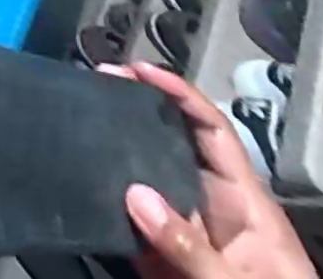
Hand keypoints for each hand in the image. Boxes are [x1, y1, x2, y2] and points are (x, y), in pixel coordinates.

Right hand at [101, 62, 316, 278]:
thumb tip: (134, 193)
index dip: (178, 92)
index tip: (139, 70)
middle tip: (98, 80)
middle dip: (139, 103)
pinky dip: (105, 189)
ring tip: (82, 111)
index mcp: (243, 199)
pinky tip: (79, 171)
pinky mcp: (160, 251)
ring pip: (147, 169)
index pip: (211, 128)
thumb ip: (190, 247)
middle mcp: (209, 201)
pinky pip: (130, 210)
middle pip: (173, 139)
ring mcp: (184, 225)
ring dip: (117, 141)